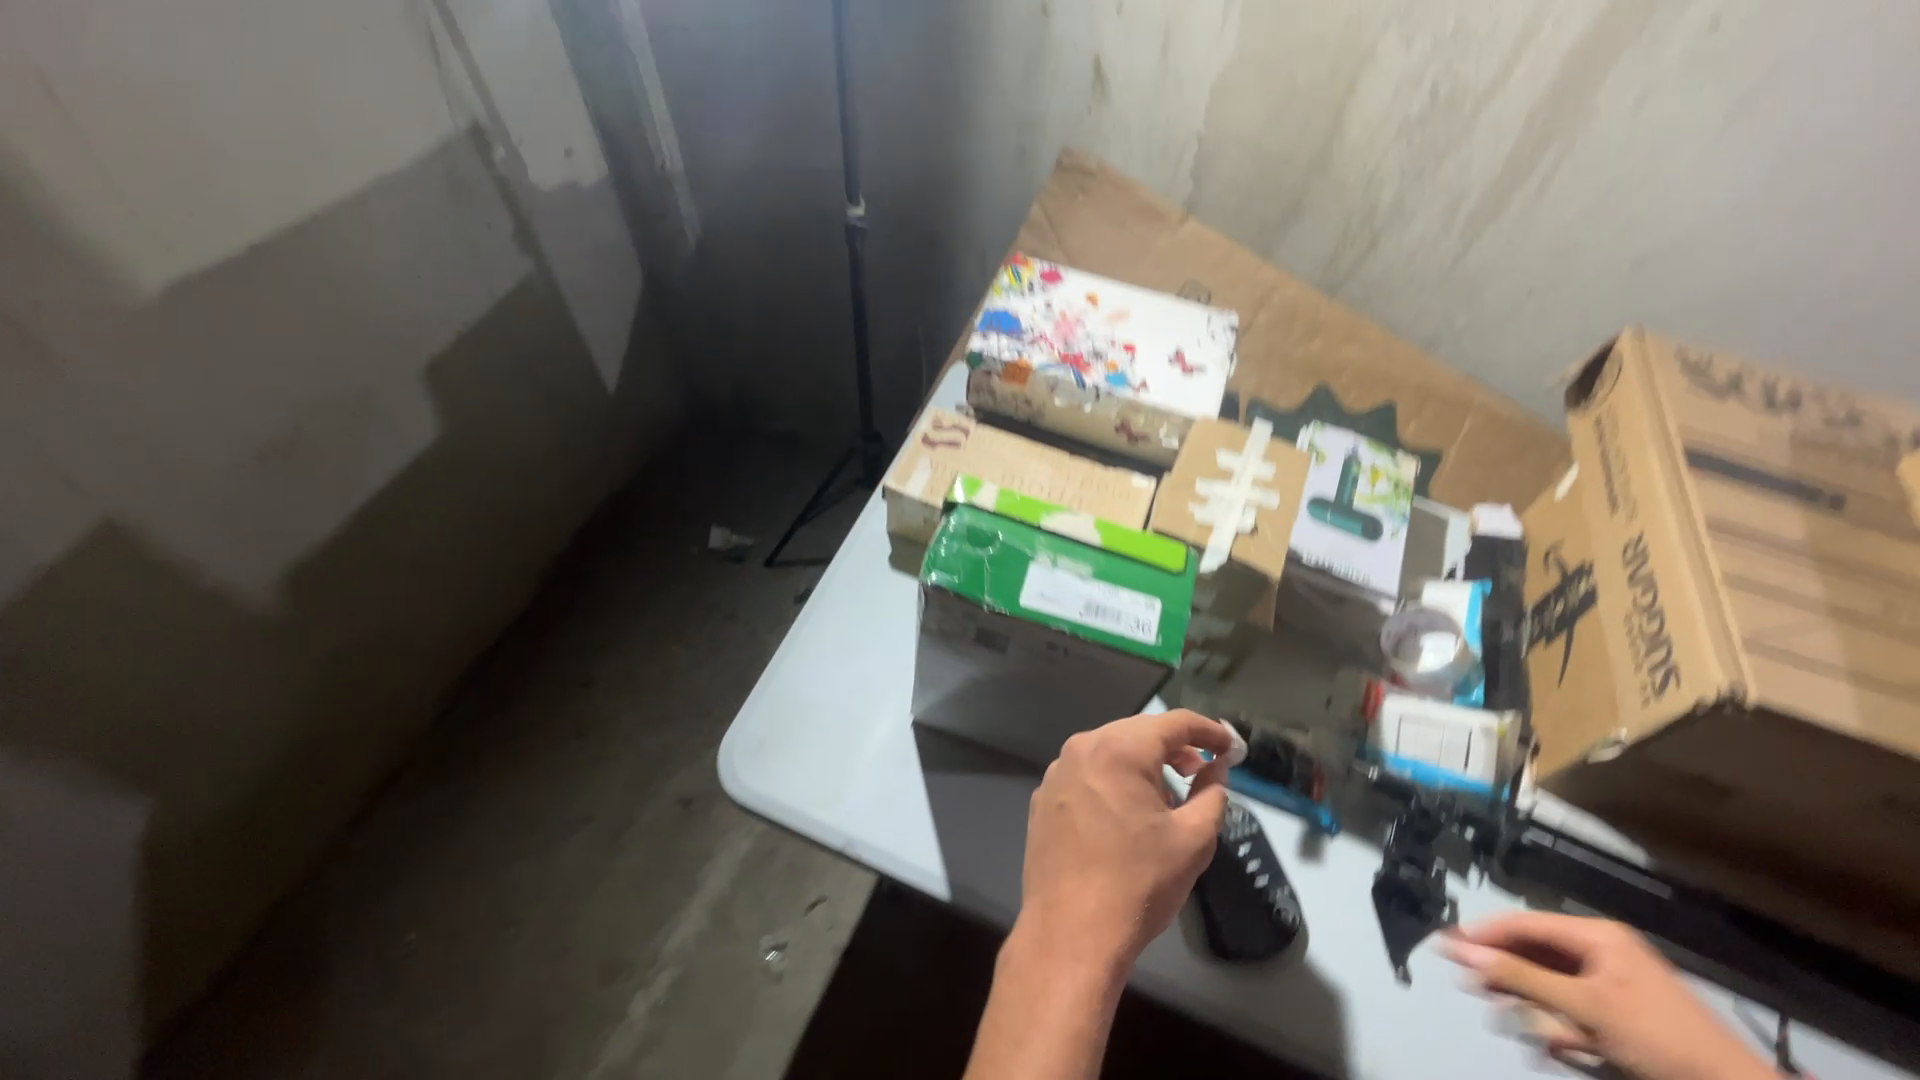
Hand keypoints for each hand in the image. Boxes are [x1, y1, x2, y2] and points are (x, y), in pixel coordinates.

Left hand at [1013, 709, 1247, 975]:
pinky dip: (1113, 782)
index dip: (1208, 731)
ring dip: (1142, 765)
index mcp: (1119, 749)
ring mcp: (1056, 774)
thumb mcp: (1193, 839)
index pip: (1173, 723)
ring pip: (1109, 752)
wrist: (1071, 931)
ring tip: (1167, 798)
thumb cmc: (1138, 883)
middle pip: (1137, 732)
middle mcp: (1081, 749)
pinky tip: (1126, 816)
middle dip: (1174, 748)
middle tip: (1202, 772)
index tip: (1231, 747)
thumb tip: (1215, 770)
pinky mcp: (1043, 800)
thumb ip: (1212, 794)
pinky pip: (1087, 775)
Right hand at [1443, 913, 1773, 1079]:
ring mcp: (1611, 982)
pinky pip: (1571, 1007)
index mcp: (1596, 935)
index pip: (1524, 923)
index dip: (1483, 933)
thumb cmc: (1657, 1035)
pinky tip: (1547, 1042)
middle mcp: (1600, 950)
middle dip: (1504, 971)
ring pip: (1550, 983)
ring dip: (1528, 1002)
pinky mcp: (1617, 1012)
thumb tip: (1465, 951)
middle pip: (1534, 952)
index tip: (1447, 945)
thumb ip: (1522, 976)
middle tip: (1469, 985)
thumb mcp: (1585, 1005)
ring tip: (1506, 1018)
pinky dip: (1555, 1022)